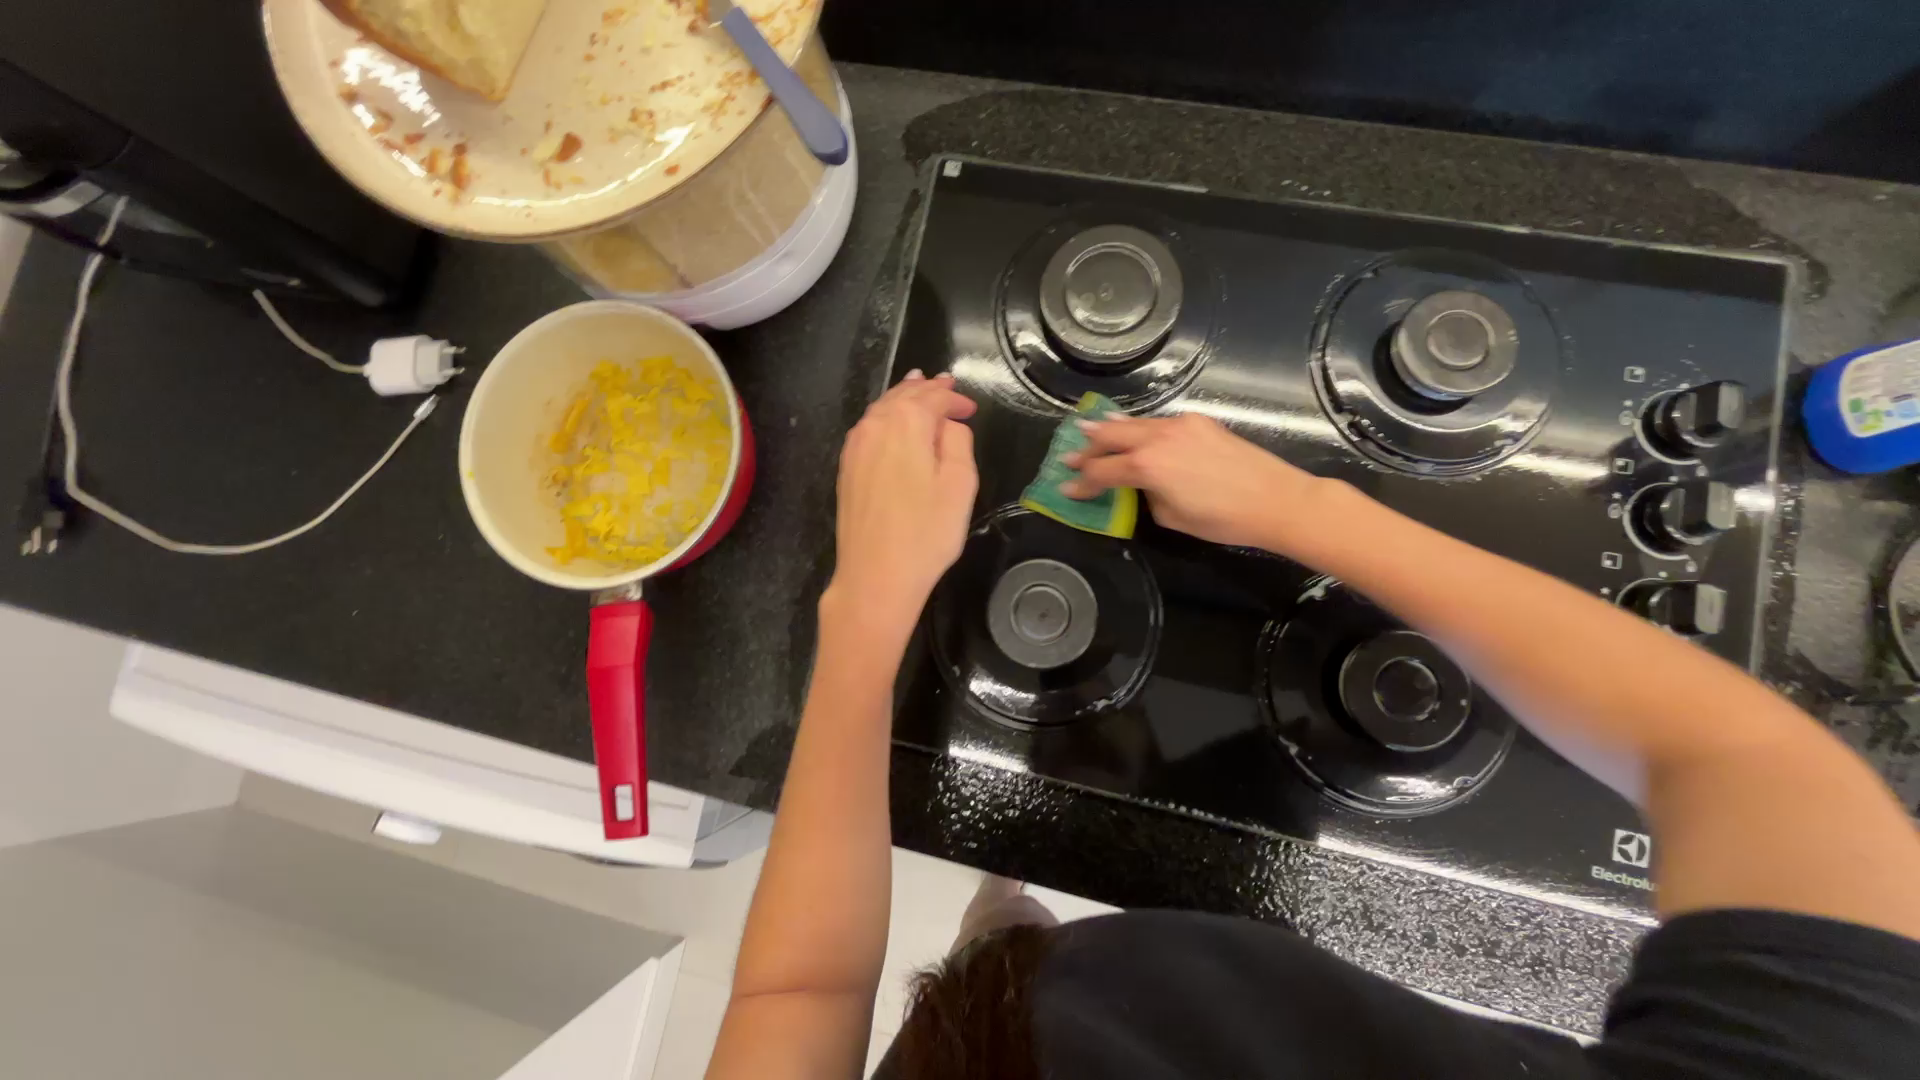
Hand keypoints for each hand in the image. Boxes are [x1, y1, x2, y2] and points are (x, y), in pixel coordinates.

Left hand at [825, 371, 978, 633]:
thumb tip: (947, 426)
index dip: (955, 399)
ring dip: (903, 399)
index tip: (971, 407)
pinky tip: (892, 423)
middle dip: (927, 390)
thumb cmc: (926, 533)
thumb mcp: (960, 484)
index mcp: (905, 423)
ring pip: (882, 410)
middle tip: (946, 385)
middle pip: (903, 397)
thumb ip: (958, 442)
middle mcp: (874, 425)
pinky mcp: (846, 469)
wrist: (875, 576)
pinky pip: (869, 429)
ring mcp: (855, 447)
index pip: (934, 398)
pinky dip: (886, 418)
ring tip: (919, 390)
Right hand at [1061, 412, 1318, 549]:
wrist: (1275, 500)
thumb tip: (1140, 485)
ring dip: (1109, 430)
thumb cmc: (1223, 519)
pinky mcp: (1198, 422)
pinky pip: (1157, 422)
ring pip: (1133, 423)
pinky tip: (1132, 430)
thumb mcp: (1172, 517)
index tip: (1066, 489)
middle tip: (1069, 455)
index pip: (1102, 471)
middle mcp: (1157, 438)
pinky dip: (1137, 426)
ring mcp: (1179, 425)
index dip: (1081, 483)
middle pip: (1110, 436)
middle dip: (1087, 448)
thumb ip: (1147, 496)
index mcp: (1146, 465)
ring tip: (1089, 430)